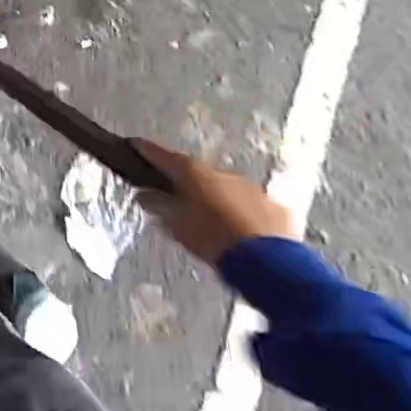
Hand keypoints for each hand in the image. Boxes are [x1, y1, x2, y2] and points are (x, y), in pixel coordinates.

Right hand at [134, 139, 299, 263]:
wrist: (272, 265)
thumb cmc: (212, 240)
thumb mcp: (175, 226)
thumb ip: (157, 206)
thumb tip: (145, 195)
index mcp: (191, 171)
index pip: (160, 154)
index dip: (144, 149)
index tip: (133, 145)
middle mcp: (221, 172)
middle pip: (197, 172)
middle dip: (188, 182)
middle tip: (180, 198)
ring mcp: (252, 188)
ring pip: (227, 188)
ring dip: (218, 198)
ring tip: (214, 219)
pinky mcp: (277, 207)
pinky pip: (253, 205)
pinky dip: (244, 212)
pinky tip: (243, 229)